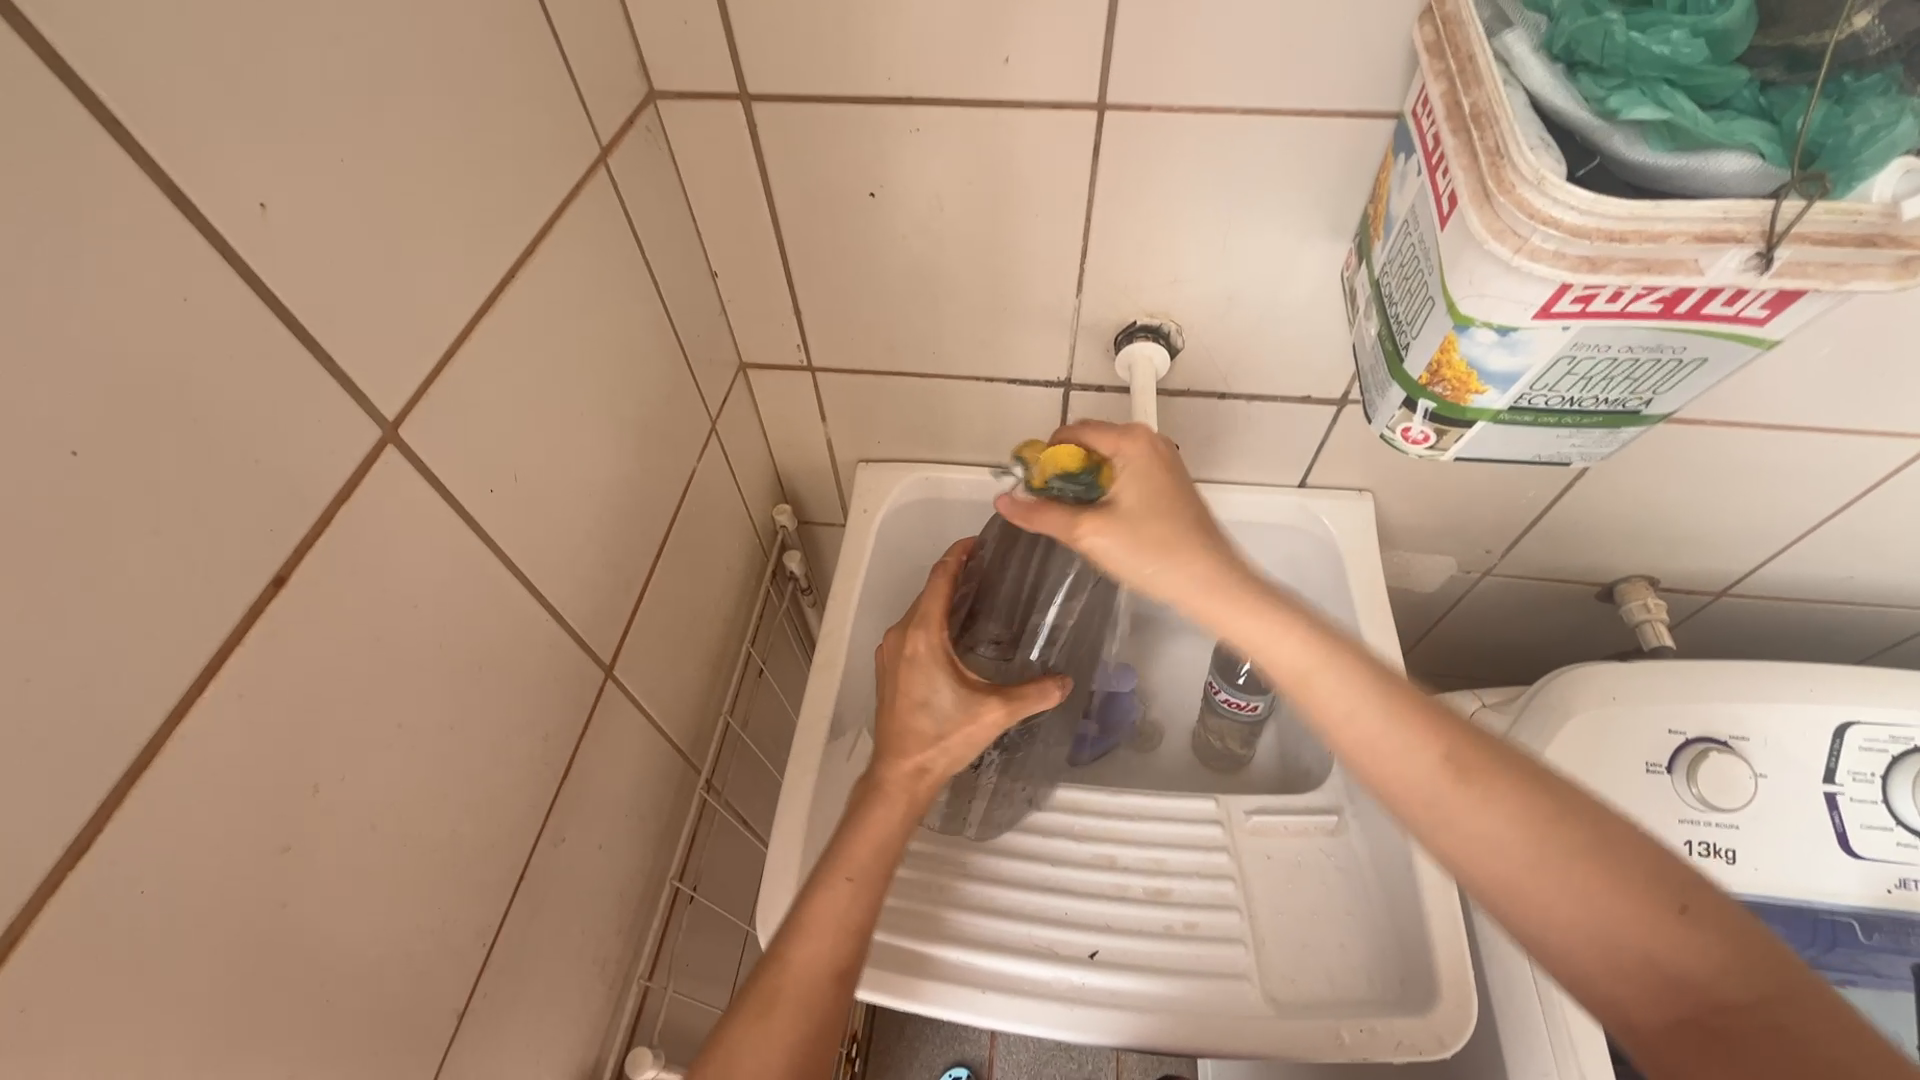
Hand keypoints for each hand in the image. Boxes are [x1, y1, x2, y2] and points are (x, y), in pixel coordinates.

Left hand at [867, 538, 1071, 804]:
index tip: (979, 542)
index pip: (940, 578)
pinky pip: (911, 631)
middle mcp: (901, 635)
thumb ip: (1035, 693)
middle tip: (990, 570)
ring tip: (977, 596)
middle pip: (929, 592)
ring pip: (918, 612)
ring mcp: (890, 652)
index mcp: (923, 634)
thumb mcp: (995, 713)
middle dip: (956, 576)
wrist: (901, 774)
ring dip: (944, 600)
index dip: (959, 555)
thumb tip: (1067, 681)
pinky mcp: (888, 669)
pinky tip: (954, 634)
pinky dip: (932, 621)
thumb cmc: (943, 738)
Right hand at [993, 420, 1251, 609]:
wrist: (1210, 583)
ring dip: (1084, 487)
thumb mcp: (1087, 533)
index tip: (1033, 490)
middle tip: (1052, 510)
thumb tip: (1003, 501)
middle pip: (1088, 445)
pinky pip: (1124, 476)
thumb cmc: (1154, 553)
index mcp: (1131, 441)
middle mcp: (1149, 442)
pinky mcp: (1168, 484)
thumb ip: (1040, 514)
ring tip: (1076, 522)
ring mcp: (1162, 462)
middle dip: (1063, 474)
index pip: (1070, 433)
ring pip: (1105, 464)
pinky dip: (1105, 493)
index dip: (1045, 459)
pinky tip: (1102, 524)